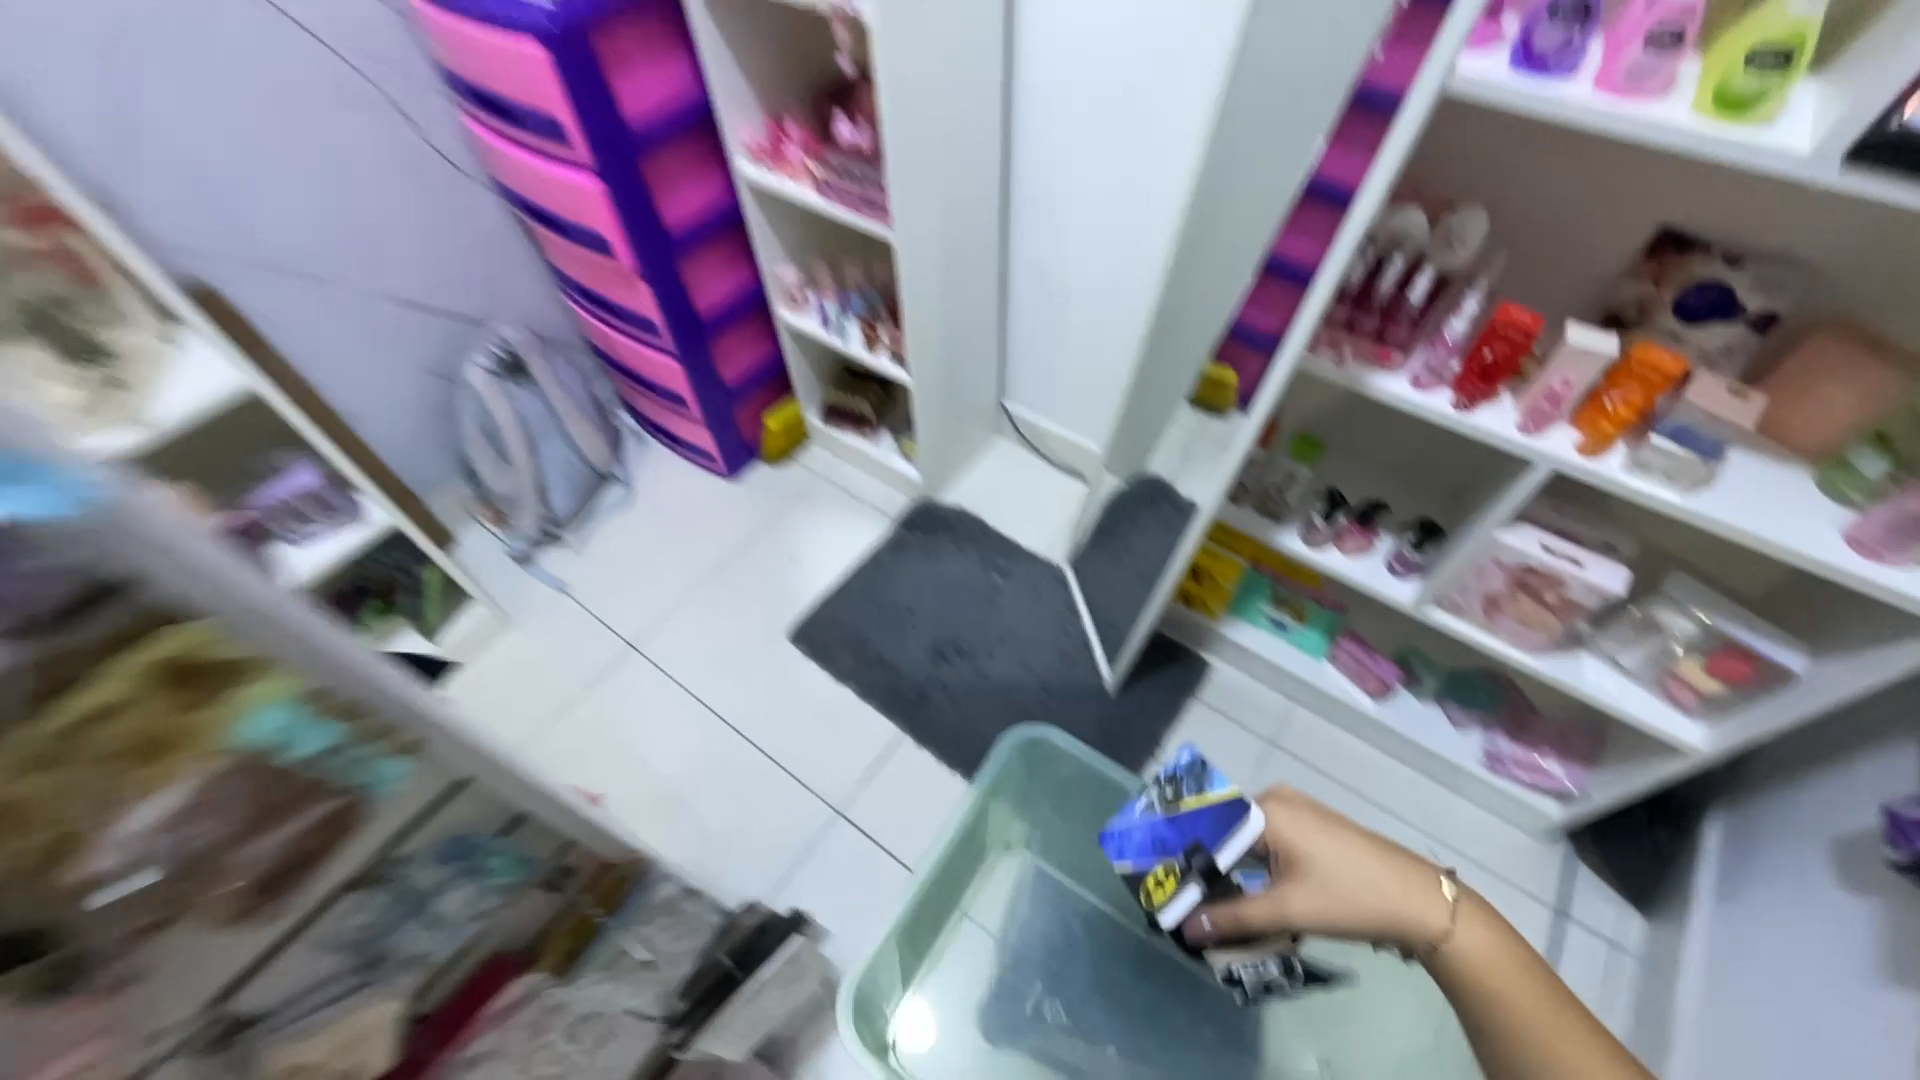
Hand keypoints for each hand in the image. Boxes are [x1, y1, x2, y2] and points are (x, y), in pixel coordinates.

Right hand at [1180, 787, 1455, 953]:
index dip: (1183, 857)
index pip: (1206, 827)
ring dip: (1229, 868)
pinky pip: (1266, 840)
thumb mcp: (1286, 911)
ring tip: (1209, 902)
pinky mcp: (1310, 826)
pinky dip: (1252, 865)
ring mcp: (1295, 810)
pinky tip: (1246, 892)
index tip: (1165, 886)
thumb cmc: (1349, 898)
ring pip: (1245, 838)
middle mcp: (1275, 799)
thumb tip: (1186, 928)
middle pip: (1224, 831)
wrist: (1421, 902)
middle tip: (1184, 900)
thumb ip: (1232, 918)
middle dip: (1205, 866)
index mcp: (1265, 808)